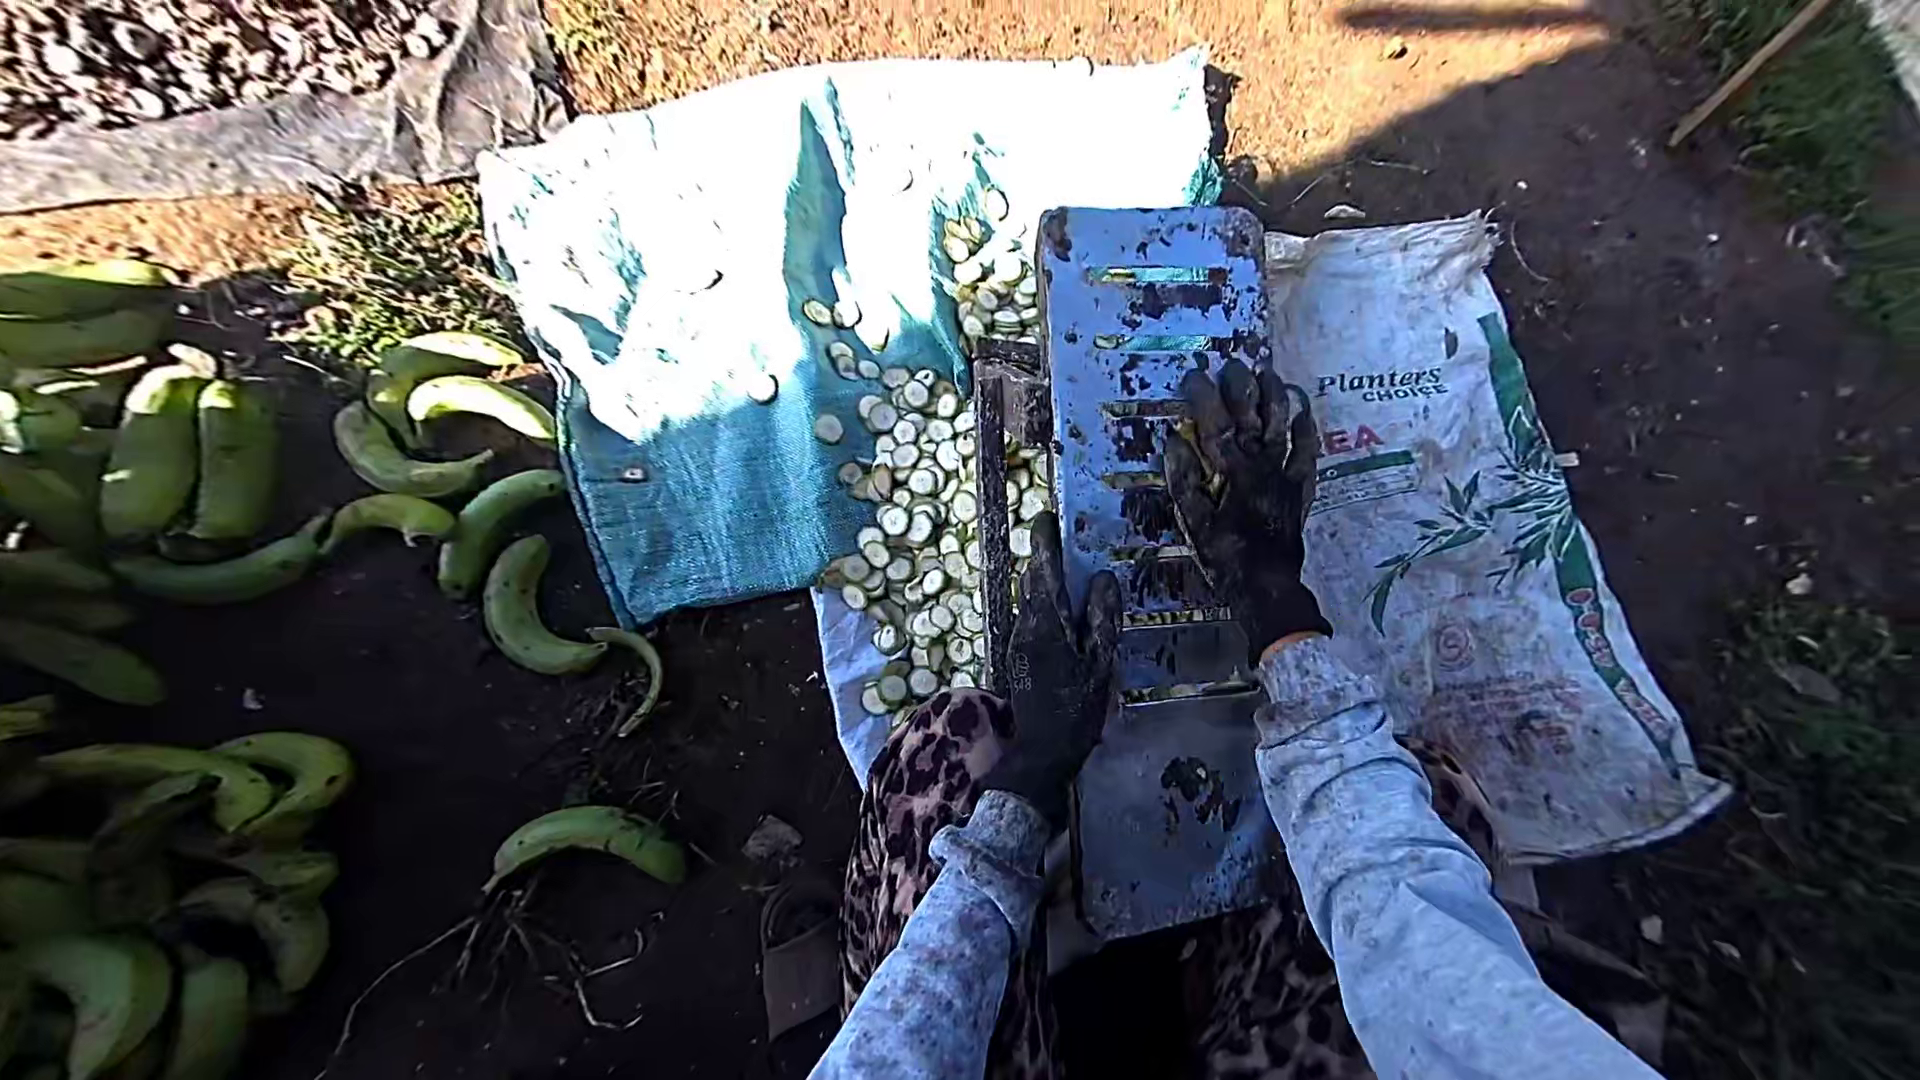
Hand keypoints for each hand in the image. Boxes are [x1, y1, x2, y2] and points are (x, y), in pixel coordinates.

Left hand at [981, 511, 1120, 828]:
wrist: (1043, 746)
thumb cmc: (1078, 707)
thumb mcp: (1099, 664)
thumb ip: (1101, 619)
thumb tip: (1102, 578)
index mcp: (1047, 624)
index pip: (1043, 571)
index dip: (1043, 542)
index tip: (1044, 516)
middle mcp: (1026, 625)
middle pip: (1033, 581)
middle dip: (1046, 558)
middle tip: (1066, 542)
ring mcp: (1018, 638)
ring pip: (1029, 598)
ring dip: (1045, 581)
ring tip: (1069, 573)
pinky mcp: (1017, 651)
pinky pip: (1030, 615)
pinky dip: (1043, 603)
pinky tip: (1063, 611)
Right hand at [1163, 360, 1328, 660]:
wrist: (1266, 584)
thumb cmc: (1223, 555)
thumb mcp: (1193, 521)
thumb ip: (1184, 479)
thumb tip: (1173, 441)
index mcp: (1232, 472)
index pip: (1216, 424)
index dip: (1203, 397)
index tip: (1192, 376)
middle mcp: (1262, 465)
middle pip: (1253, 416)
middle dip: (1241, 387)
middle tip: (1232, 365)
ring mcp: (1285, 475)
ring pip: (1283, 427)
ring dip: (1276, 398)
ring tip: (1269, 374)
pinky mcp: (1300, 489)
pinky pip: (1307, 454)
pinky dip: (1306, 432)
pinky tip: (1303, 414)